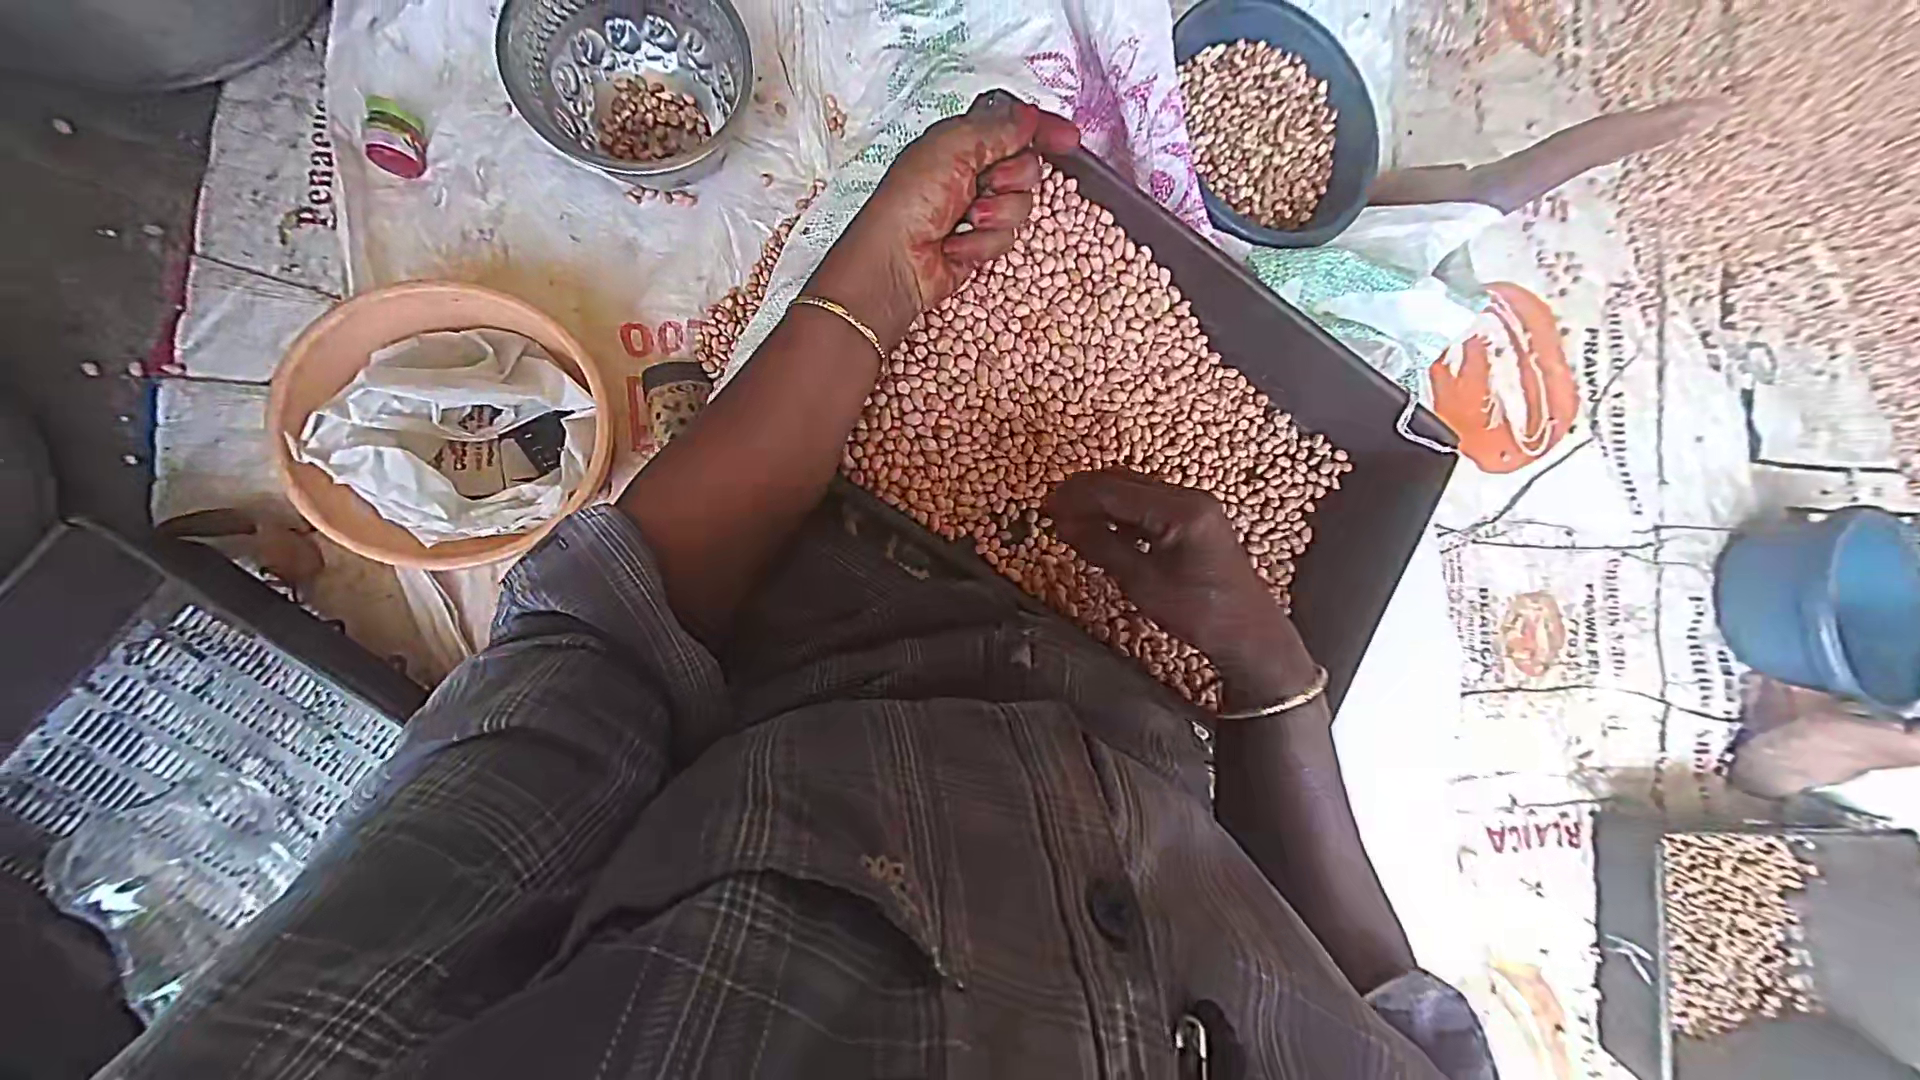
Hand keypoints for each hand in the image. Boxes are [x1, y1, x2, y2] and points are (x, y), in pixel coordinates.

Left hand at [808, 92, 1079, 345]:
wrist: (897, 261)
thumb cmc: (911, 202)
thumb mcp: (954, 147)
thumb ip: (998, 129)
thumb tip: (1029, 117)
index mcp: (963, 141)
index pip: (1013, 126)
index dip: (1042, 131)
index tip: (1068, 140)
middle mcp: (973, 174)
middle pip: (1026, 167)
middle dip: (1013, 178)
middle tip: (987, 185)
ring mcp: (978, 211)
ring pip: (1021, 207)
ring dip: (997, 214)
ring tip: (967, 220)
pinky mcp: (979, 245)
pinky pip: (1005, 239)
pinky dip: (982, 244)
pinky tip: (956, 246)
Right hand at [1045, 468, 1316, 690]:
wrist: (1250, 635)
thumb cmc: (1199, 613)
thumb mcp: (1143, 582)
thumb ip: (1102, 546)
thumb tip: (1063, 524)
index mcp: (1180, 509)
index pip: (1113, 490)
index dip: (1075, 497)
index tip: (1046, 507)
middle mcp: (1189, 497)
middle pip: (1124, 482)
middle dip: (1084, 493)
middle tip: (1052, 510)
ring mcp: (1195, 506)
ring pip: (1134, 490)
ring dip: (1101, 500)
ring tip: (1070, 518)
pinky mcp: (1195, 519)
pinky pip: (1148, 504)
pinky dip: (1120, 512)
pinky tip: (1101, 526)